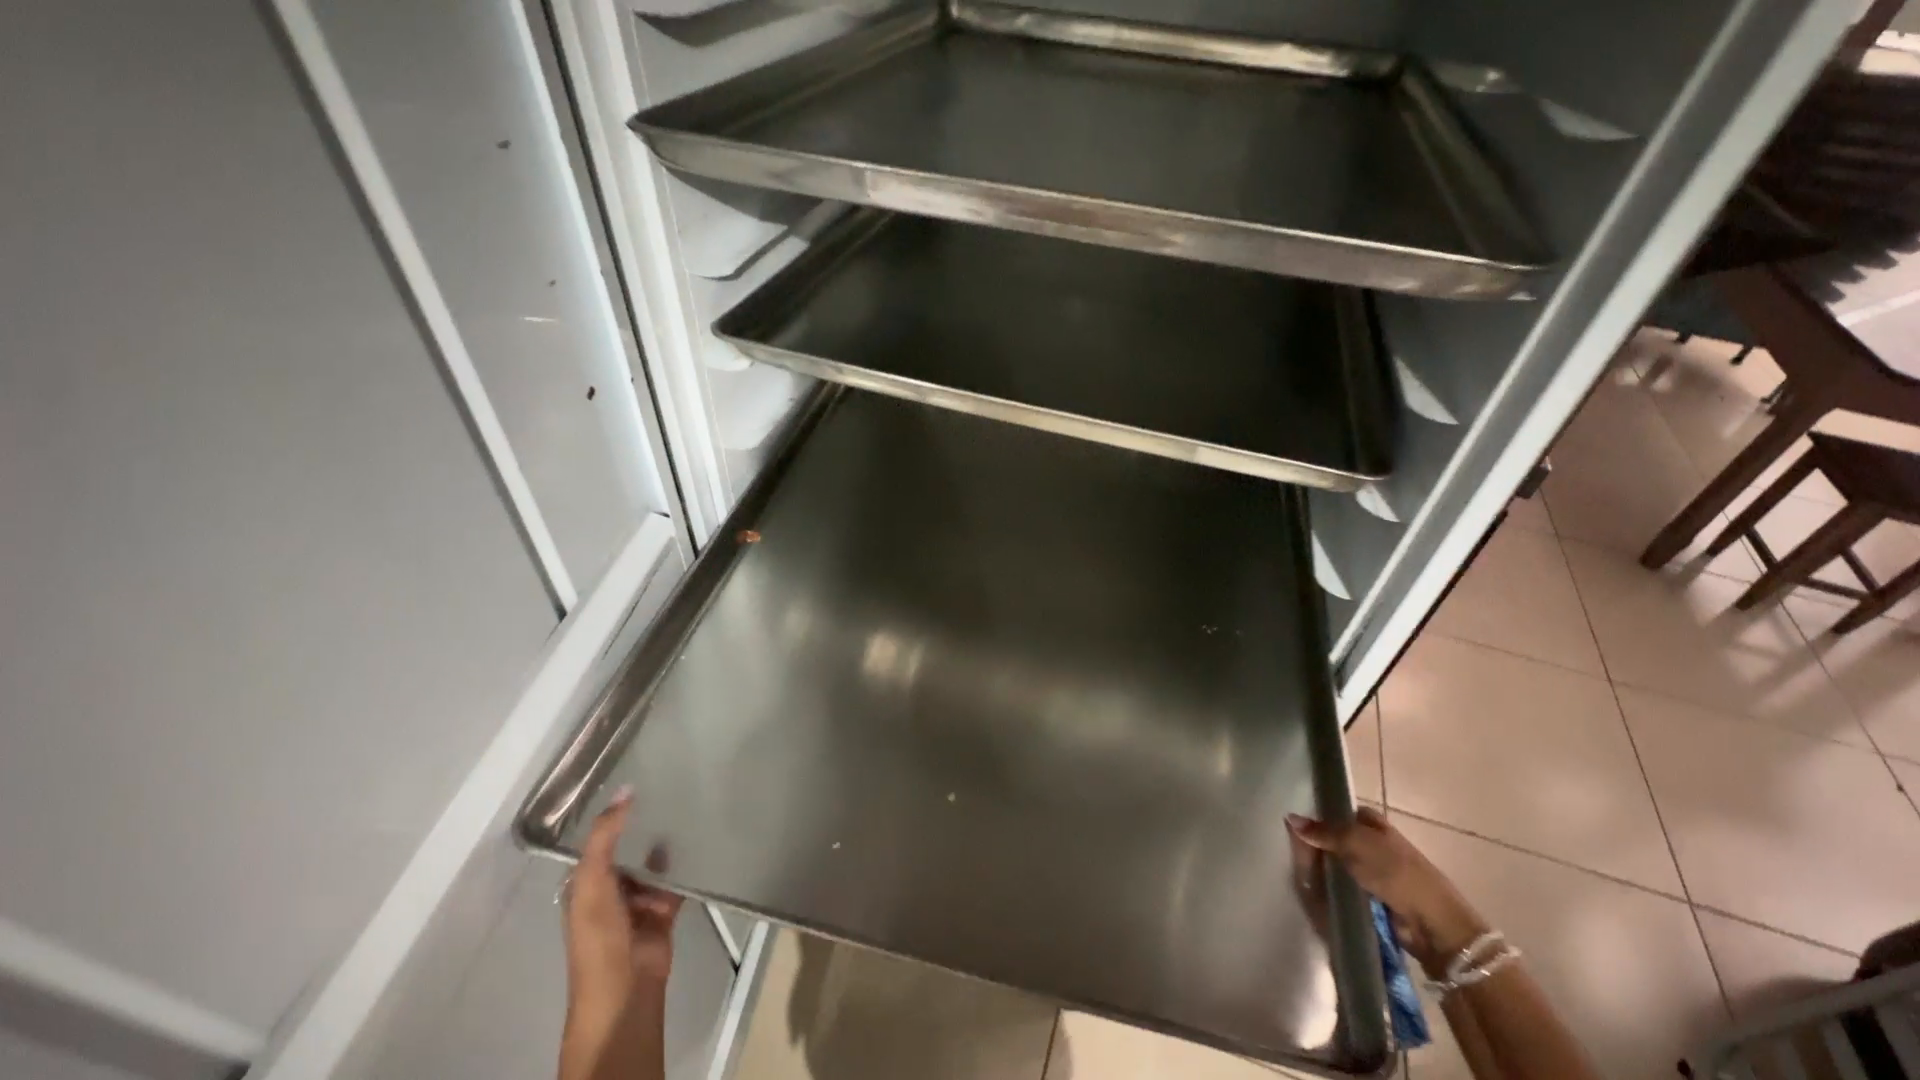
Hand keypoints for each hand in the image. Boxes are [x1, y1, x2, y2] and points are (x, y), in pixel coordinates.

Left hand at [563, 788, 681, 1028]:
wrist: (625, 987)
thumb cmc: (599, 934)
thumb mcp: (593, 880)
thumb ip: (606, 836)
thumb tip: (624, 790)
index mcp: (584, 883)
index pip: (597, 841)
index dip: (611, 815)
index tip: (635, 781)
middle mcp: (609, 890)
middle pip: (627, 851)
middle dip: (642, 828)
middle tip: (668, 789)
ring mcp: (637, 902)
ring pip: (652, 866)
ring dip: (664, 848)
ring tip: (686, 809)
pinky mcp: (663, 912)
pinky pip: (675, 884)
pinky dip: (683, 870)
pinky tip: (698, 844)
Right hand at [1287, 806, 1487, 975]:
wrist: (1428, 923)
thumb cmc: (1397, 873)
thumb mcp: (1358, 844)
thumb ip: (1325, 832)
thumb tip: (1291, 818)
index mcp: (1375, 825)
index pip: (1341, 813)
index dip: (1321, 815)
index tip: (1294, 820)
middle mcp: (1372, 846)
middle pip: (1335, 840)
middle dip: (1316, 844)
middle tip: (1287, 846)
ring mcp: (1369, 874)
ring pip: (1334, 865)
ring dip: (1319, 869)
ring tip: (1291, 867)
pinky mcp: (1366, 899)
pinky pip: (1338, 888)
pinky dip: (1326, 889)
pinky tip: (1306, 887)